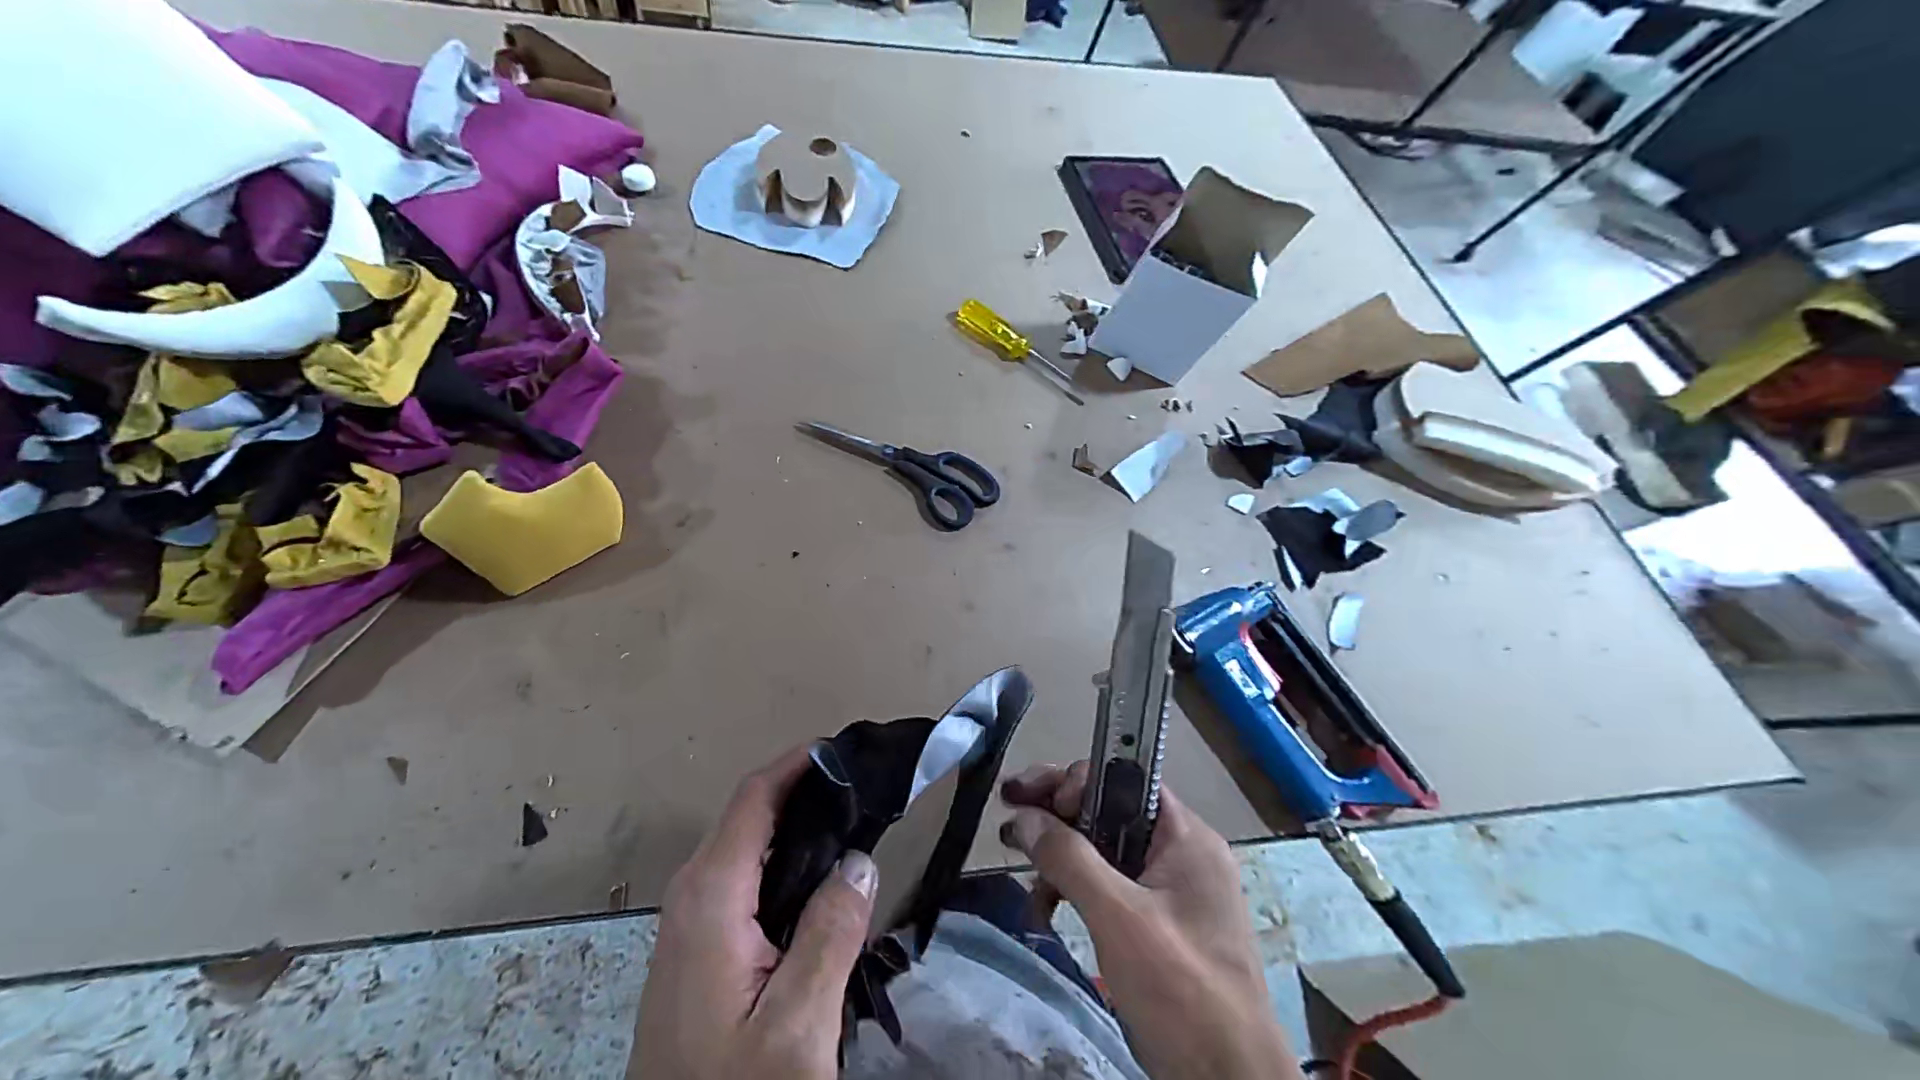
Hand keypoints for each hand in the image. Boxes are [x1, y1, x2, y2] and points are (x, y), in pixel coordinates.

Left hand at [630, 747, 878, 1079]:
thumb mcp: (795, 1026)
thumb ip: (829, 935)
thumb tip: (859, 861)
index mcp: (710, 896)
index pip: (754, 797)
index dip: (798, 763)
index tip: (848, 750)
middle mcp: (692, 895)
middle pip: (751, 815)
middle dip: (805, 791)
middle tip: (867, 790)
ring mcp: (691, 924)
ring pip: (749, 848)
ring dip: (798, 827)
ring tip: (856, 825)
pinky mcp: (700, 949)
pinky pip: (745, 880)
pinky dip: (786, 862)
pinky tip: (824, 882)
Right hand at [1001, 763, 1300, 1079]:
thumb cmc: (1182, 992)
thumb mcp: (1119, 918)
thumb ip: (1070, 858)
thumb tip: (1023, 817)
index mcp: (1186, 836)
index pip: (1123, 778)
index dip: (1075, 782)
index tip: (1032, 802)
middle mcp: (1181, 852)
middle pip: (1110, 810)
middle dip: (1057, 815)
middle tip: (1010, 822)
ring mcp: (1172, 889)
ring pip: (1107, 848)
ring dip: (1062, 856)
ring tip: (1024, 872)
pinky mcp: (1161, 921)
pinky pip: (1112, 884)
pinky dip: (1078, 889)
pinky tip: (1049, 907)